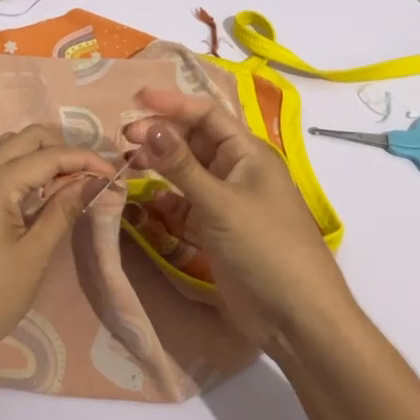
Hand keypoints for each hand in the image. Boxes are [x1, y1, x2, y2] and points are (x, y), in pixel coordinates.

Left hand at [0, 126, 113, 403]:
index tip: (115, 173)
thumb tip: (97, 181)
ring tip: (73, 183)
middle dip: (63, 149)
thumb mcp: (35, 254)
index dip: (85, 159)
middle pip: (26, 139)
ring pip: (11, 149)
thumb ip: (64, 209)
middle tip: (93, 176)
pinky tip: (46, 193)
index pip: (48, 156)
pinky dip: (25, 169)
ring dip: (42, 156)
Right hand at [122, 88, 356, 360]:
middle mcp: (237, 171)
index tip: (135, 99)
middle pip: (193, 141)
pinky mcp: (215, 232)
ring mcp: (226, 203)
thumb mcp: (220, 203)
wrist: (296, 320)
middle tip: (124, 138)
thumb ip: (180, 165)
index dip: (173, 104)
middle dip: (161, 135)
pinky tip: (145, 201)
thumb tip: (148, 126)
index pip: (207, 115)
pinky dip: (165, 200)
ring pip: (186, 173)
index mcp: (248, 154)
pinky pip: (184, 205)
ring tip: (126, 162)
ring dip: (159, 166)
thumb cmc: (266, 249)